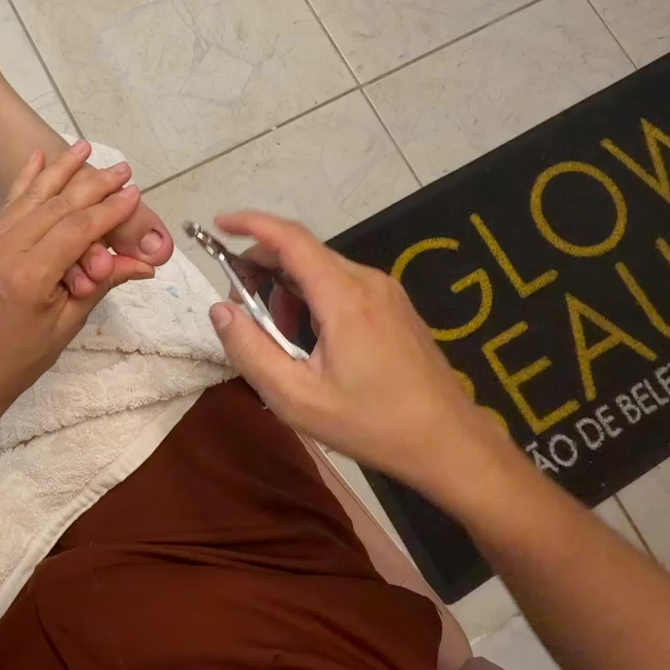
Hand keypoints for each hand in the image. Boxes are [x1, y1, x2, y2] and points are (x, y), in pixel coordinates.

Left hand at [0, 141, 154, 415]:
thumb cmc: (20, 359)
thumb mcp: (66, 324)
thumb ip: (101, 284)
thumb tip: (145, 264)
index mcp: (29, 276)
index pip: (77, 230)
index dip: (109, 210)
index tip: (135, 192)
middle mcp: (6, 250)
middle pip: (57, 207)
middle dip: (92, 185)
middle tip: (123, 168)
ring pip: (32, 198)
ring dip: (60, 171)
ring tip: (84, 146)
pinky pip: (9, 205)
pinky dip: (26, 180)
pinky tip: (37, 158)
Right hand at [206, 212, 514, 503]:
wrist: (451, 445)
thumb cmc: (372, 423)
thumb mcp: (296, 398)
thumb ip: (250, 350)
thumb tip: (220, 309)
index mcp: (343, 297)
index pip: (289, 238)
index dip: (250, 224)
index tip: (217, 226)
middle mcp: (366, 281)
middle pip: (301, 252)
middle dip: (260, 269)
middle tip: (239, 307)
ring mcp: (385, 292)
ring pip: (319, 270)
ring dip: (285, 291)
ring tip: (277, 339)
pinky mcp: (394, 306)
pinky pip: (339, 285)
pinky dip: (310, 300)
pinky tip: (309, 343)